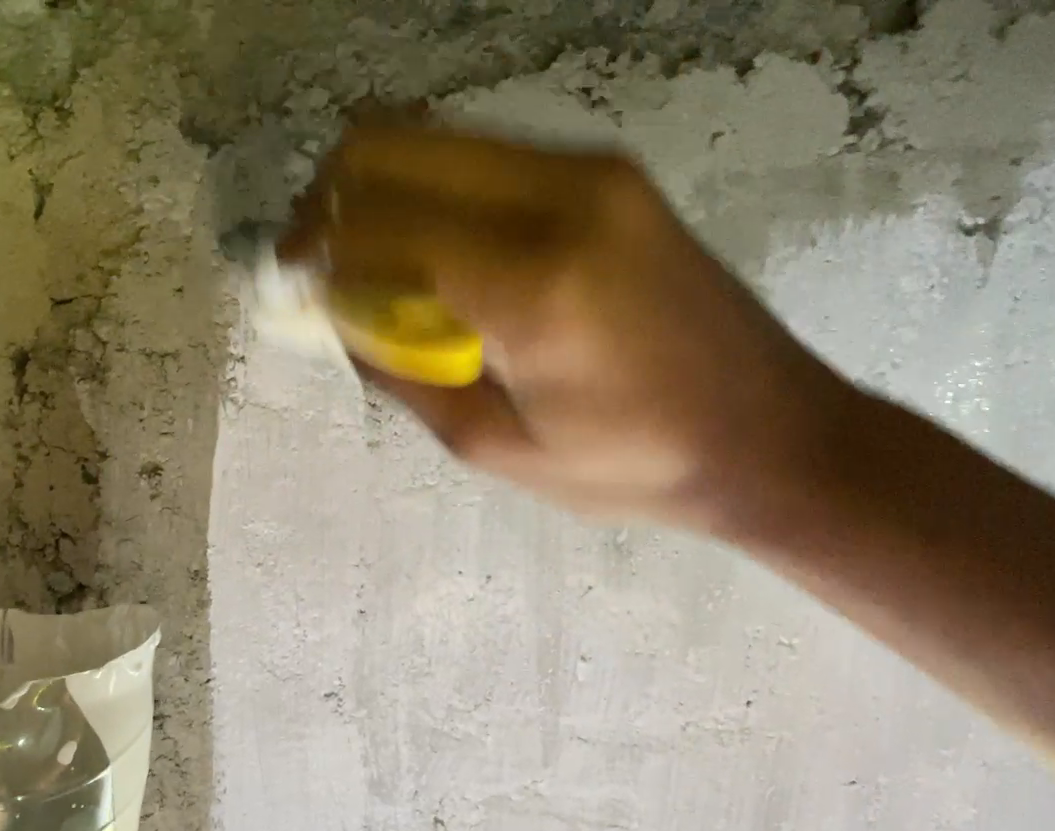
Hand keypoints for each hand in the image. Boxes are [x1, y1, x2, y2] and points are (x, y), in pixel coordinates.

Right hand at [280, 124, 859, 531]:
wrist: (769, 433)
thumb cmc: (629, 467)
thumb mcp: (491, 447)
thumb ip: (400, 372)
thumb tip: (333, 314)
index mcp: (530, 280)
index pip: (375, 222)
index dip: (310, 248)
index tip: (285, 286)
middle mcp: (558, 194)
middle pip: (390, 143)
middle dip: (329, 200)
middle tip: (313, 266)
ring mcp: (587, 170)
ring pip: (432, 138)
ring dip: (377, 193)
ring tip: (364, 267)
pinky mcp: (604, 173)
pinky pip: (478, 158)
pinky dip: (428, 194)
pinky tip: (429, 259)